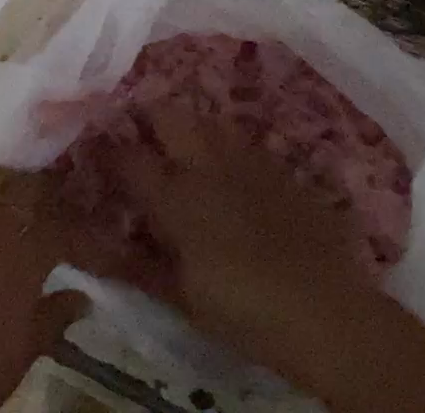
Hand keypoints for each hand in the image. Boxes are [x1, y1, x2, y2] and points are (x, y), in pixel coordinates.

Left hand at [0, 122, 88, 412]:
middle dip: (47, 191)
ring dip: (2, 181)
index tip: (101, 229)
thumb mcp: (19, 355)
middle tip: (60, 194)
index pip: (66, 228)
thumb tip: (83, 296)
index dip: (85, 229)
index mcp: (24, 257)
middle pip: (27, 190)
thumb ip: (52, 318)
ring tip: (17, 180)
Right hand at [102, 101, 376, 367]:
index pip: (128, 158)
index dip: (106, 150)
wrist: (328, 312)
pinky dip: (230, 152)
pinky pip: (247, 146)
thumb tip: (99, 246)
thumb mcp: (181, 297)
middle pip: (169, 114)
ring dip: (191, 128)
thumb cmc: (243, 310)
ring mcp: (250, 162)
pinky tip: (234, 177)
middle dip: (148, 115)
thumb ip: (138, 265)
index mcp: (176, 196)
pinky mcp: (284, 171)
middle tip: (140, 132)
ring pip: (210, 122)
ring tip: (185, 149)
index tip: (96, 149)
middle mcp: (208, 165)